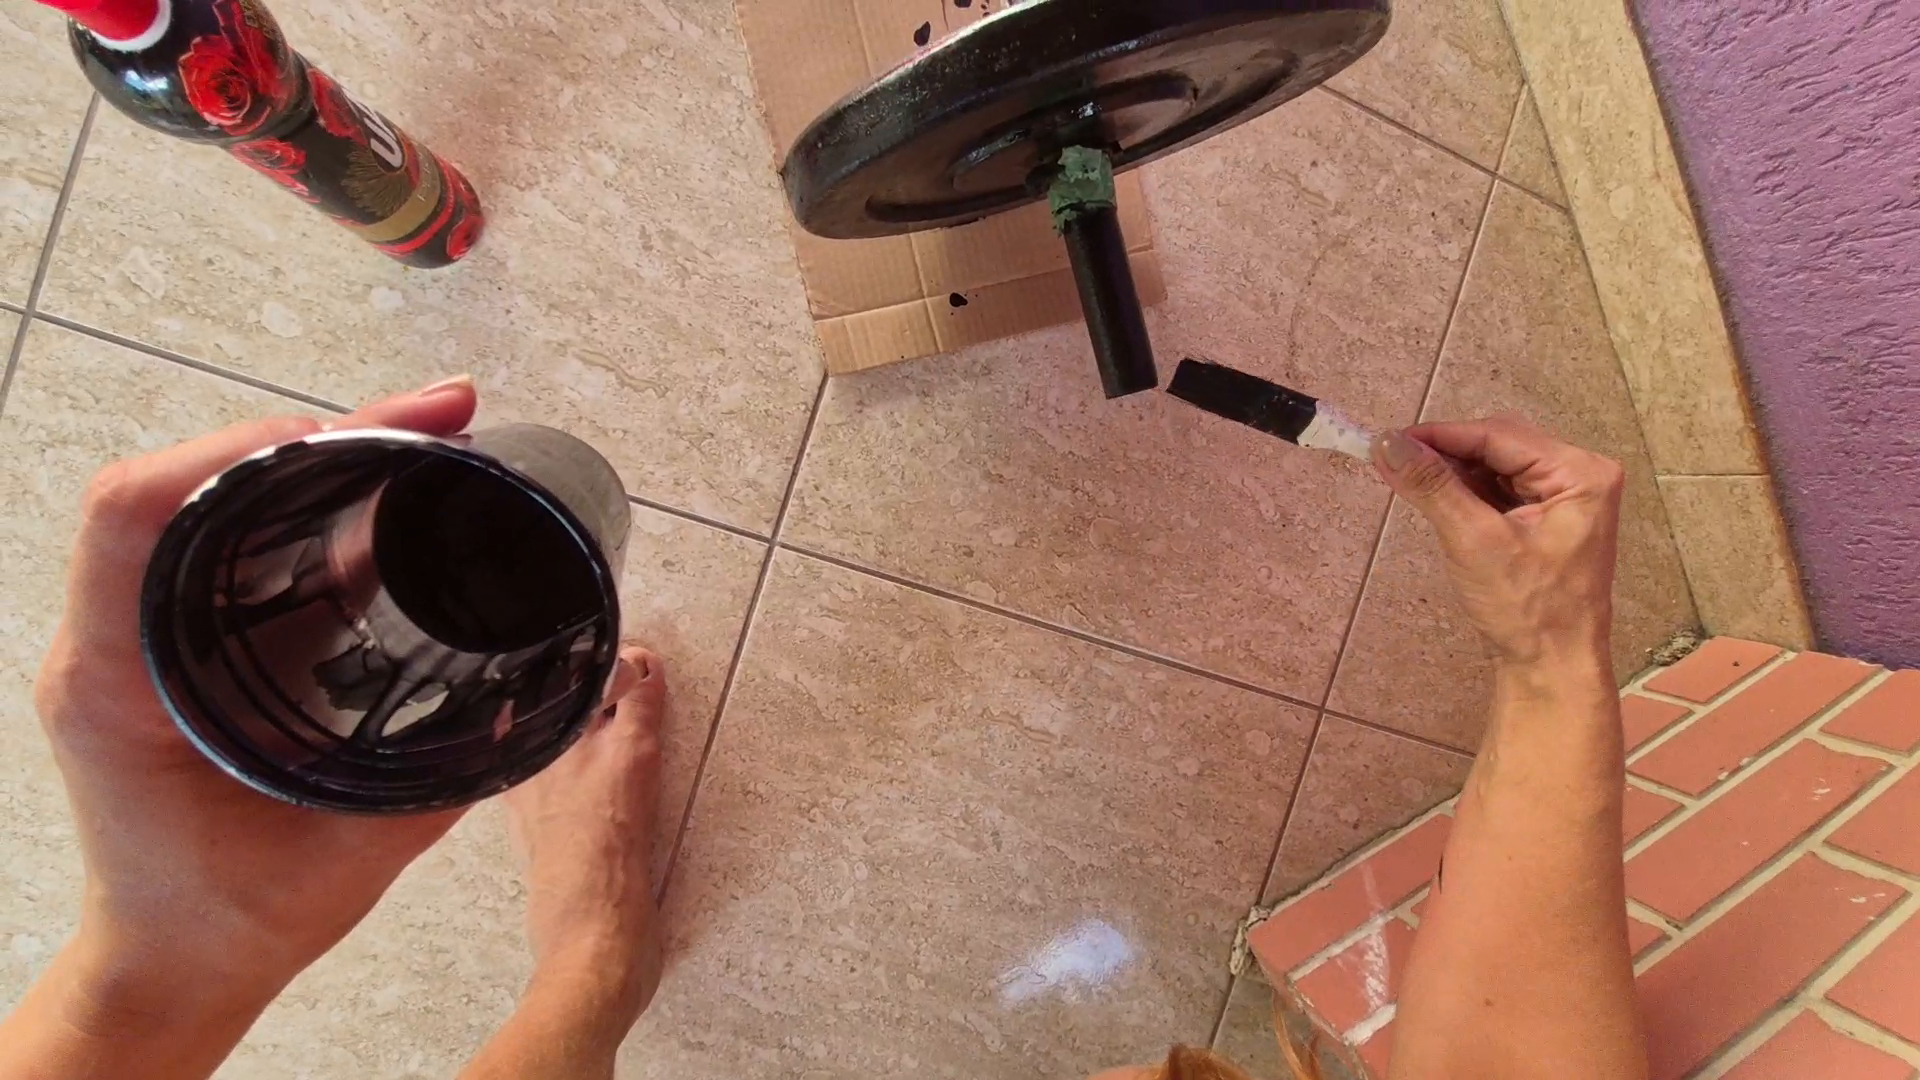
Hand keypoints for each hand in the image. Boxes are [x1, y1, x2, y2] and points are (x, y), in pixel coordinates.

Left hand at [21, 376, 479, 1053]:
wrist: (195, 947)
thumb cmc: (252, 902)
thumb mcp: (360, 840)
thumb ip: (447, 770)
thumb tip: (540, 697)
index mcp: (130, 673)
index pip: (140, 514)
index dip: (246, 450)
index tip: (368, 437)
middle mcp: (144, 628)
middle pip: (216, 482)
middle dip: (339, 430)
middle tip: (450, 412)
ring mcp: (187, 623)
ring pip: (252, 500)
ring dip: (352, 455)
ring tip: (450, 439)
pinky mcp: (230, 630)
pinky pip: (280, 538)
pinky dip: (351, 501)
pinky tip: (422, 497)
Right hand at [1370, 415, 1623, 670]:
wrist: (1549, 662)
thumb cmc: (1524, 606)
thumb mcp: (1473, 540)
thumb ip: (1432, 486)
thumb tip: (1387, 444)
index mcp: (1579, 474)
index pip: (1496, 436)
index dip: (1438, 435)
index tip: (1385, 440)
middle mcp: (1576, 475)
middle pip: (1496, 443)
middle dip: (1443, 451)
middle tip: (1391, 461)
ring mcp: (1560, 495)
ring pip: (1490, 463)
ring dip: (1447, 470)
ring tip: (1405, 480)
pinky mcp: (1538, 515)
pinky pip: (1492, 486)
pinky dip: (1458, 489)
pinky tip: (1432, 497)